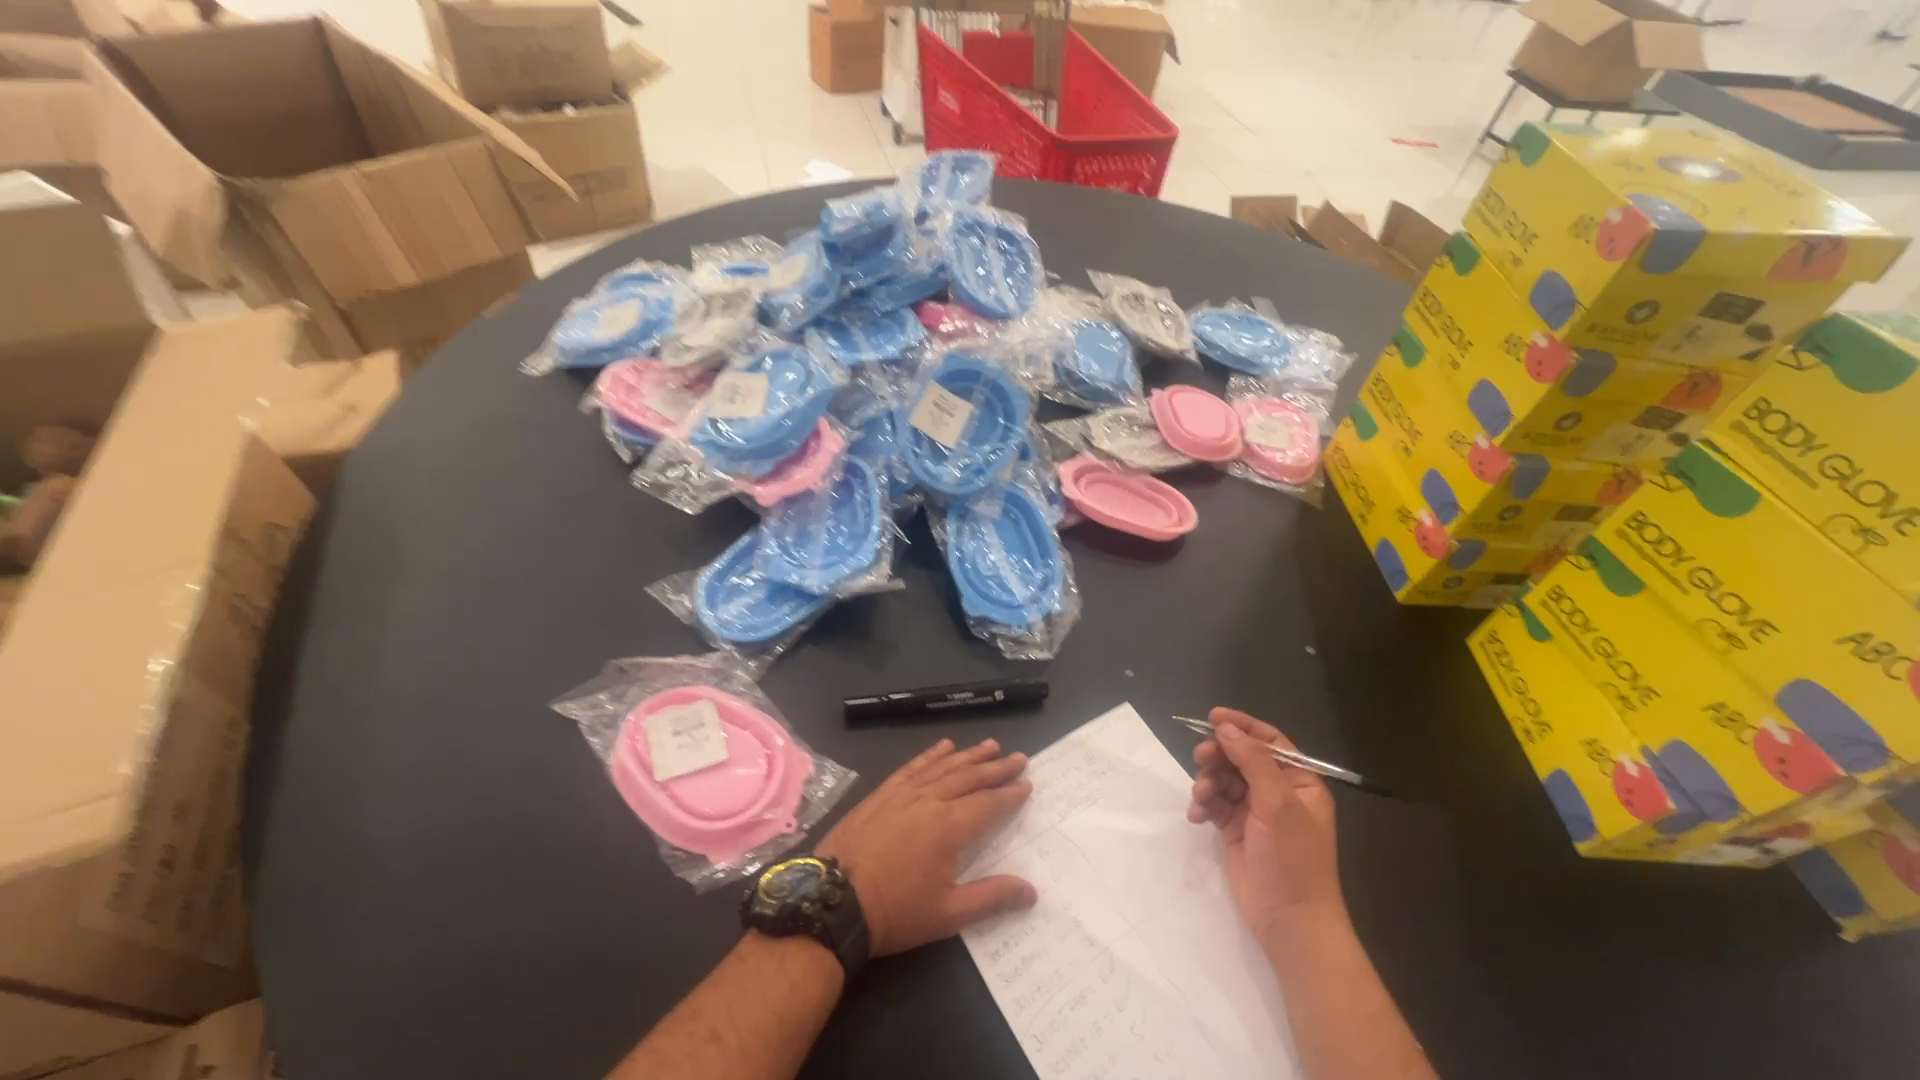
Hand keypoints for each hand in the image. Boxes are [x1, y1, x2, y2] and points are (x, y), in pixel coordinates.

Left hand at [816, 738, 1037, 955]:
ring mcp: (901, 794)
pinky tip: (942, 747)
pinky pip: (912, 767)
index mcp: (950, 827)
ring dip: (968, 755)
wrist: (833, 901)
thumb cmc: (895, 912)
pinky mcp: (880, 794)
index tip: (1027, 783)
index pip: (988, 804)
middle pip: (969, 778)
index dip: (1010, 794)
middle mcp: (929, 801)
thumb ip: (992, 898)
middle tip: (1018, 758)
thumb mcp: (949, 914)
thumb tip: (1032, 892)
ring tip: (989, 745)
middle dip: (996, 768)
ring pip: (942, 767)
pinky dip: (930, 756)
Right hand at [1186, 708, 1342, 942]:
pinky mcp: (1235, 831)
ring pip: (1224, 780)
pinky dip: (1204, 805)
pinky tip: (1197, 816)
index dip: (1243, 727)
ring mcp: (1256, 813)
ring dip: (1209, 783)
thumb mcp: (1277, 803)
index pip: (1270, 742)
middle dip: (1219, 756)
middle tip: (1200, 758)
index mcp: (1300, 783)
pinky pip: (1215, 805)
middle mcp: (1278, 793)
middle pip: (1241, 758)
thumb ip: (1252, 760)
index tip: (1212, 718)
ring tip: (1201, 798)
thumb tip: (1225, 727)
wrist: (1290, 919)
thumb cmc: (1293, 858)